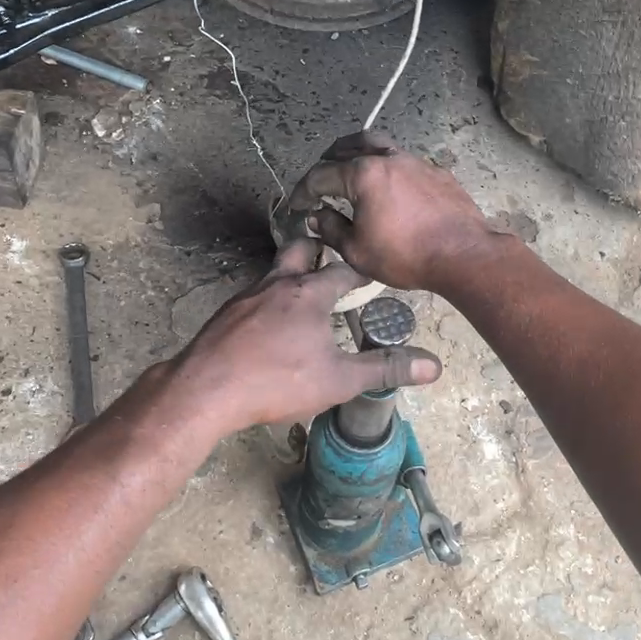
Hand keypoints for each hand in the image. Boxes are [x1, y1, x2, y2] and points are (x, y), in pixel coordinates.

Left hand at [167, 239, 441, 432]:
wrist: (206, 389)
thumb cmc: (277, 381)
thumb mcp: (339, 379)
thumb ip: (385, 369)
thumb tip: (434, 366)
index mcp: (309, 294)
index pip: (344, 270)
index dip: (362, 270)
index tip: (373, 271)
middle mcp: (276, 285)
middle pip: (299, 250)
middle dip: (318, 249)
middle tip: (331, 258)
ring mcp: (245, 298)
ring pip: (272, 273)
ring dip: (290, 277)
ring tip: (302, 295)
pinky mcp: (223, 316)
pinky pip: (251, 298)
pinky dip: (266, 302)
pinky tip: (267, 327)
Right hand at [281, 131, 504, 292]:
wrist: (464, 255)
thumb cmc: (406, 256)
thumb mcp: (357, 251)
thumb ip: (331, 229)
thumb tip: (318, 216)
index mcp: (363, 174)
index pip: (321, 175)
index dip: (303, 190)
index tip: (297, 206)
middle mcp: (388, 158)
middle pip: (350, 146)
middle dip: (329, 159)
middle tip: (320, 177)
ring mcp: (416, 162)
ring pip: (380, 145)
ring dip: (359, 155)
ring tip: (351, 170)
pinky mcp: (437, 173)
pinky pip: (404, 161)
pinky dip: (387, 168)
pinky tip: (389, 187)